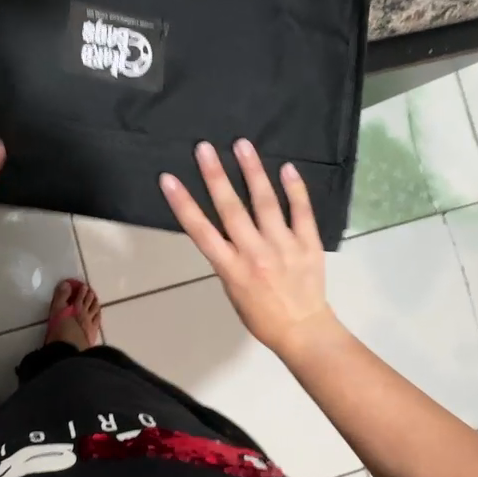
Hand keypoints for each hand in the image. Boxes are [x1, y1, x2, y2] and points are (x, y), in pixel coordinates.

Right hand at [159, 139, 340, 356]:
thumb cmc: (260, 315)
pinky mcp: (308, 243)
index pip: (201, 231)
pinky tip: (287, 167)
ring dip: (252, 171)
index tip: (169, 179)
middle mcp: (255, 253)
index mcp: (231, 268)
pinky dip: (295, 189)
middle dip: (215, 176)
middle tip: (204, 148)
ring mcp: (283, 246)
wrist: (304, 331)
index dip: (183, 203)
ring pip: (265, 202)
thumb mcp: (232, 291)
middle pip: (231, 209)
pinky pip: (302, 211)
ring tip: (242, 145)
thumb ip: (226, 258)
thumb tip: (223, 229)